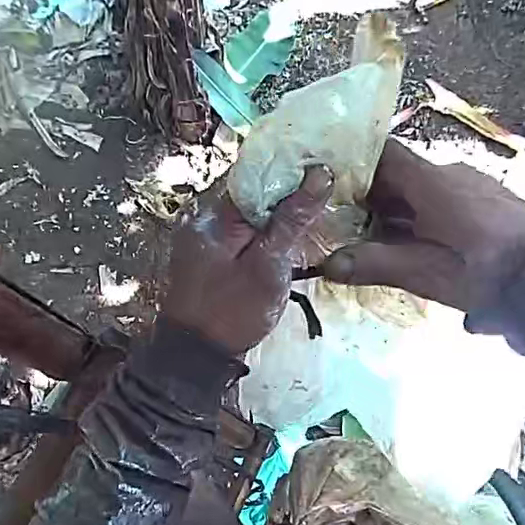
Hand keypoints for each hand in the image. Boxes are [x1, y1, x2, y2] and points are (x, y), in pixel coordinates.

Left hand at [162, 166, 331, 354]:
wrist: (194, 356)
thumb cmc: (231, 313)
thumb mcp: (268, 266)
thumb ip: (291, 220)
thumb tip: (321, 173)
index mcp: (214, 212)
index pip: (258, 172)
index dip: (294, 168)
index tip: (328, 168)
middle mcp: (204, 215)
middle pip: (254, 189)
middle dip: (289, 190)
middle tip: (330, 191)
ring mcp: (204, 234)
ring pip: (250, 210)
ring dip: (279, 212)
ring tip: (317, 209)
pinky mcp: (209, 252)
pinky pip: (242, 229)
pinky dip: (264, 230)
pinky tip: (290, 235)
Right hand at [320, 141, 524, 311]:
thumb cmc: (486, 270)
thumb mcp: (426, 272)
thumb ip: (376, 264)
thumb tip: (328, 264)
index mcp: (431, 182)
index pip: (382, 153)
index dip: (351, 163)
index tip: (327, 183)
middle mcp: (447, 173)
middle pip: (394, 171)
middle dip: (365, 193)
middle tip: (337, 217)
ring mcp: (466, 183)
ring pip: (414, 185)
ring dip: (389, 206)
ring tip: (366, 234)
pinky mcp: (479, 198)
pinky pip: (434, 196)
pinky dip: (413, 212)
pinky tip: (407, 239)